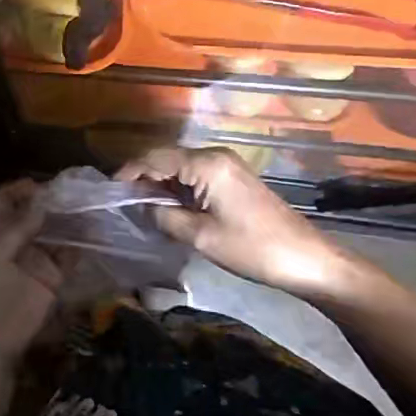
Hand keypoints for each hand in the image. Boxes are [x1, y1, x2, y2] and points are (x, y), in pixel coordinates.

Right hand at [116, 147, 359, 299]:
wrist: (305, 259)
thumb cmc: (252, 248)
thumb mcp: (201, 236)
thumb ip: (164, 216)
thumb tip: (141, 205)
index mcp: (207, 163)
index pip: (155, 157)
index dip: (129, 171)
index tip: (110, 191)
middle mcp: (215, 155)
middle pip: (168, 157)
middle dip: (143, 177)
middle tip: (123, 203)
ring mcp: (227, 165)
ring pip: (182, 166)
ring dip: (161, 183)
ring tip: (141, 208)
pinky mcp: (234, 178)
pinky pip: (197, 175)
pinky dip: (179, 188)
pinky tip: (170, 208)